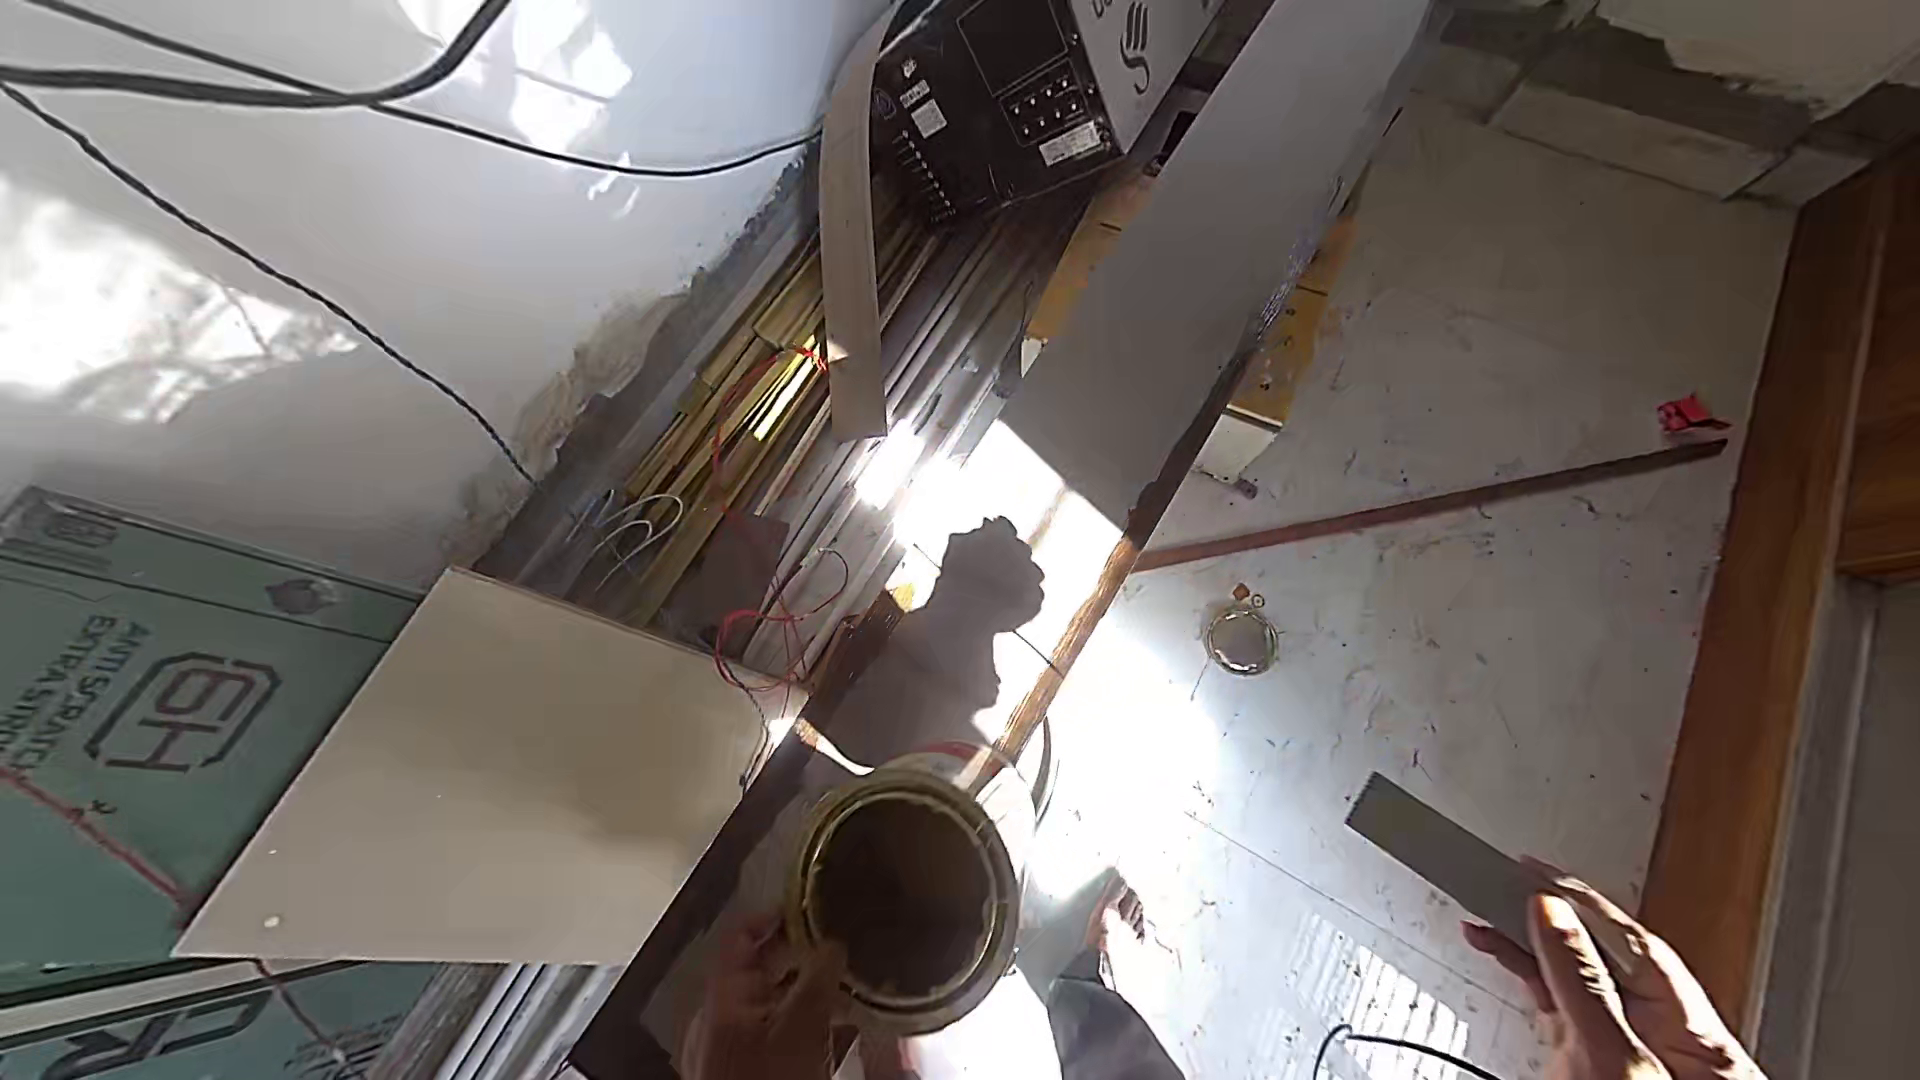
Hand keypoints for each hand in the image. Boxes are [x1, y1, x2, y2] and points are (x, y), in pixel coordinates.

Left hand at [687, 913, 845, 1079]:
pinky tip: (836, 1023)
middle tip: (838, 940)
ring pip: (772, 998)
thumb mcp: (803, 1025)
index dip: (775, 912)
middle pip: (759, 965)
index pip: (741, 933)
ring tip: (845, 979)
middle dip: (801, 950)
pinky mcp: (746, 1075)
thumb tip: (835, 941)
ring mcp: (729, 1052)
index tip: (812, 905)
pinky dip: (804, 1017)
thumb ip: (820, 974)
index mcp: (722, 999)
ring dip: (807, 985)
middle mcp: (719, 1020)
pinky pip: (775, 1030)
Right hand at [1462, 864, 1761, 1079]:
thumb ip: (1582, 982)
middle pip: (1597, 951)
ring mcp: (1618, 1041)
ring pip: (1564, 967)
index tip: (1531, 869)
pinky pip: (1545, 990)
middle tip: (1495, 879)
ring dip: (1518, 935)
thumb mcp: (1615, 1060)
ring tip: (1479, 910)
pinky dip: (1513, 962)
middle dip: (1542, 913)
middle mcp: (1657, 1033)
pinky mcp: (1581, 1051)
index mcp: (1694, 1037)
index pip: (1635, 945)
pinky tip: (1488, 944)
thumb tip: (1551, 913)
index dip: (1582, 900)